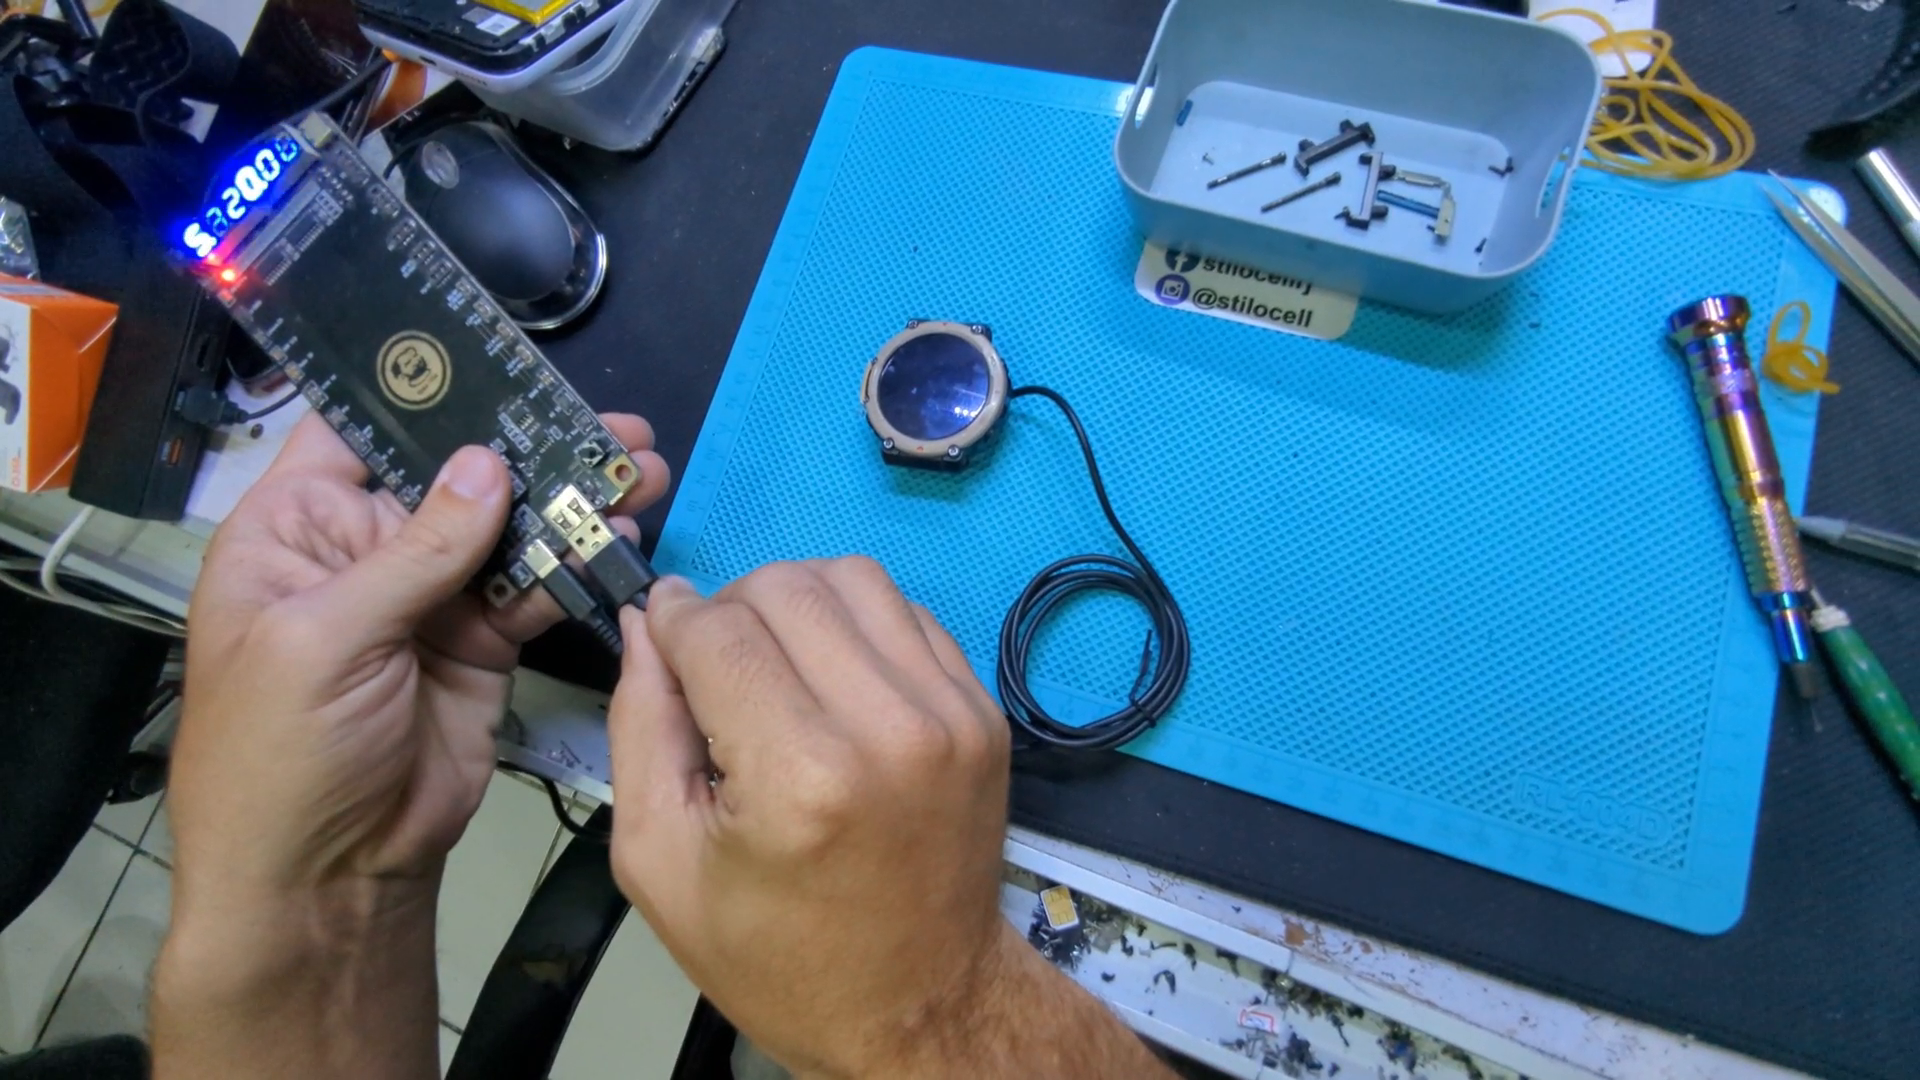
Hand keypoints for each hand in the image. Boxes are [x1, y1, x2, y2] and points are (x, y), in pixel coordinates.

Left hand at [170, 412, 664, 894]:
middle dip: (539, 451)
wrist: (339, 865)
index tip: (508, 368)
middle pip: (466, 479)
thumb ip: (415, 552)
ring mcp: (440, 594)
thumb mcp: (327, 639)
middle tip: (616, 431)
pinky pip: (541, 588)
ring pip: (518, 531)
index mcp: (304, 530)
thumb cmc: (284, 749)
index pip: (361, 434)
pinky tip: (621, 548)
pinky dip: (580, 569)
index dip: (427, 396)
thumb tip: (488, 465)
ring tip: (641, 479)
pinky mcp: (491, 636)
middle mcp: (378, 549)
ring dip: (577, 506)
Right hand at [609, 560, 1172, 1078]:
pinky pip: (910, 612)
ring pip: (855, 578)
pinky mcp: (983, 708)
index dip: (674, 615)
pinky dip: (860, 619)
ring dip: (799, 596)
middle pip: (789, 587)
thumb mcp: (661, 862)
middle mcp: (889, 726)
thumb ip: (640, 724)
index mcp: (799, 776)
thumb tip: (649, 619)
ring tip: (777, 652)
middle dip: (731, 602)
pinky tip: (839, 668)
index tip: (661, 622)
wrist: (920, 999)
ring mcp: (951, 711)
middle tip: (715, 654)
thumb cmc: (777, 952)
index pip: (719, 633)